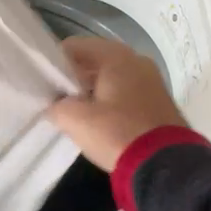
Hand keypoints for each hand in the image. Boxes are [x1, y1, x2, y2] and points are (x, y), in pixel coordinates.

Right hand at [47, 37, 187, 171]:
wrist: (164, 165)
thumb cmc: (117, 133)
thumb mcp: (76, 120)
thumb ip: (57, 106)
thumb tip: (55, 106)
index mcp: (115, 56)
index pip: (74, 46)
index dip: (55, 64)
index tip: (46, 85)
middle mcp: (136, 60)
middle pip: (94, 61)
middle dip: (75, 78)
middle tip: (59, 100)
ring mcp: (151, 80)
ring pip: (111, 77)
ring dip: (93, 91)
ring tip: (78, 114)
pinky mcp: (159, 100)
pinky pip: (126, 92)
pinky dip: (111, 101)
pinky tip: (101, 121)